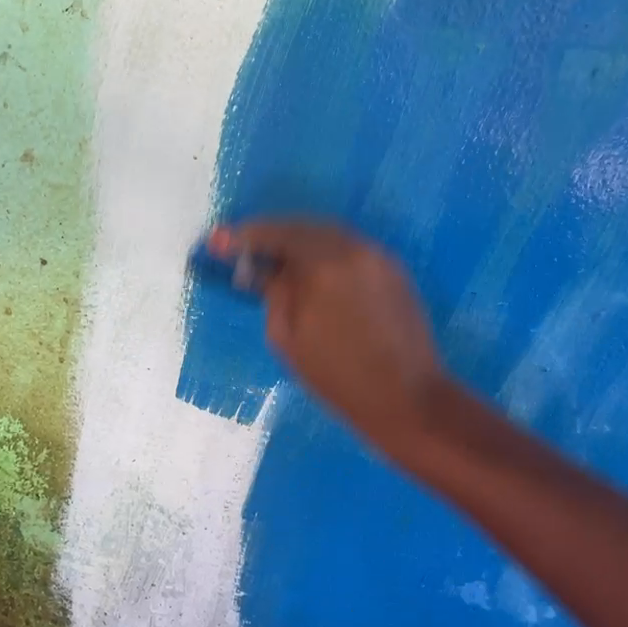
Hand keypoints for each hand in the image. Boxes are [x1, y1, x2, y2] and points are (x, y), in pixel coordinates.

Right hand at [208, 218, 448, 458]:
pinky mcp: (393, 269)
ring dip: (298, 242)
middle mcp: (352, 249)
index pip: (276, 235)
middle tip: (244, 248)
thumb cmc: (339, 377)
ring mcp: (377, 256)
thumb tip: (264, 270)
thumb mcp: (288, 338)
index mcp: (323, 265)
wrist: (409, 399)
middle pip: (303, 227)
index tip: (218, 241)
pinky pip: (349, 248)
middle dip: (271, 236)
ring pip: (328, 234)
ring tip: (274, 260)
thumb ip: (274, 293)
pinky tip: (310, 271)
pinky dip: (323, 252)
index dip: (244, 237)